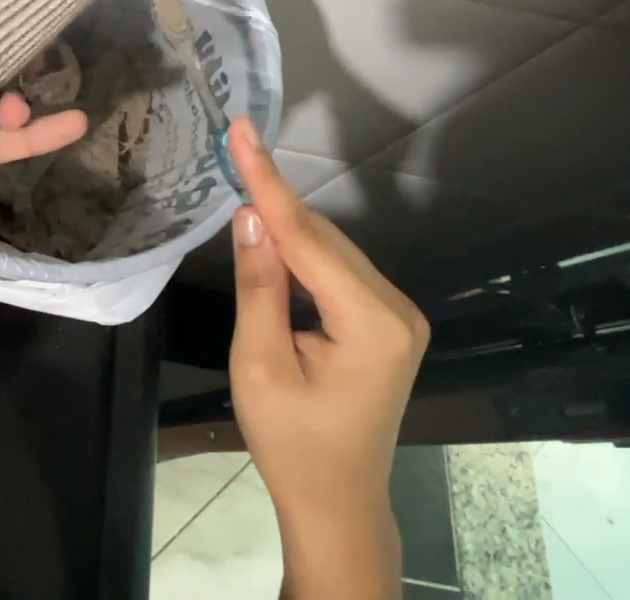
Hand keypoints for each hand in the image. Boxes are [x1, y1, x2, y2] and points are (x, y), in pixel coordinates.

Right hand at [223, 115, 428, 589]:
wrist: (335, 501)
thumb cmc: (290, 441)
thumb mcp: (258, 363)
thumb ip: (258, 285)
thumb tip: (249, 215)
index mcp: (372, 322)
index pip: (306, 237)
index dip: (267, 181)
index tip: (241, 129)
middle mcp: (397, 308)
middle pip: (321, 238)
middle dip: (273, 196)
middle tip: (232, 145)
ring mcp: (396, 314)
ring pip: (328, 250)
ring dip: (283, 222)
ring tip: (242, 175)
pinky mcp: (385, 321)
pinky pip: (335, 270)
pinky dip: (298, 250)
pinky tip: (269, 235)